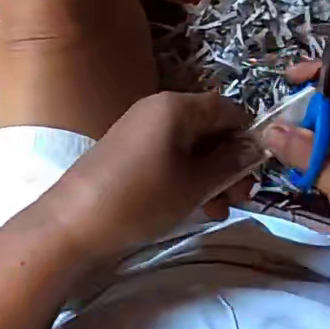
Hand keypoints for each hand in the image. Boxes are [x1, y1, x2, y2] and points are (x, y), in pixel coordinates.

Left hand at [34, 92, 260, 260]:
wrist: (74, 222)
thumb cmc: (141, 198)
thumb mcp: (195, 184)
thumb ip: (230, 163)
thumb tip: (256, 146)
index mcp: (176, 106)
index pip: (229, 109)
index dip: (248, 138)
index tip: (255, 174)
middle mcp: (157, 108)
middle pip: (210, 127)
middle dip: (229, 162)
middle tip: (239, 199)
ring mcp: (140, 128)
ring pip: (191, 146)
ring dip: (210, 175)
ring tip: (216, 210)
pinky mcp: (128, 150)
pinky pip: (169, 156)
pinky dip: (186, 177)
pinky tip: (193, 207)